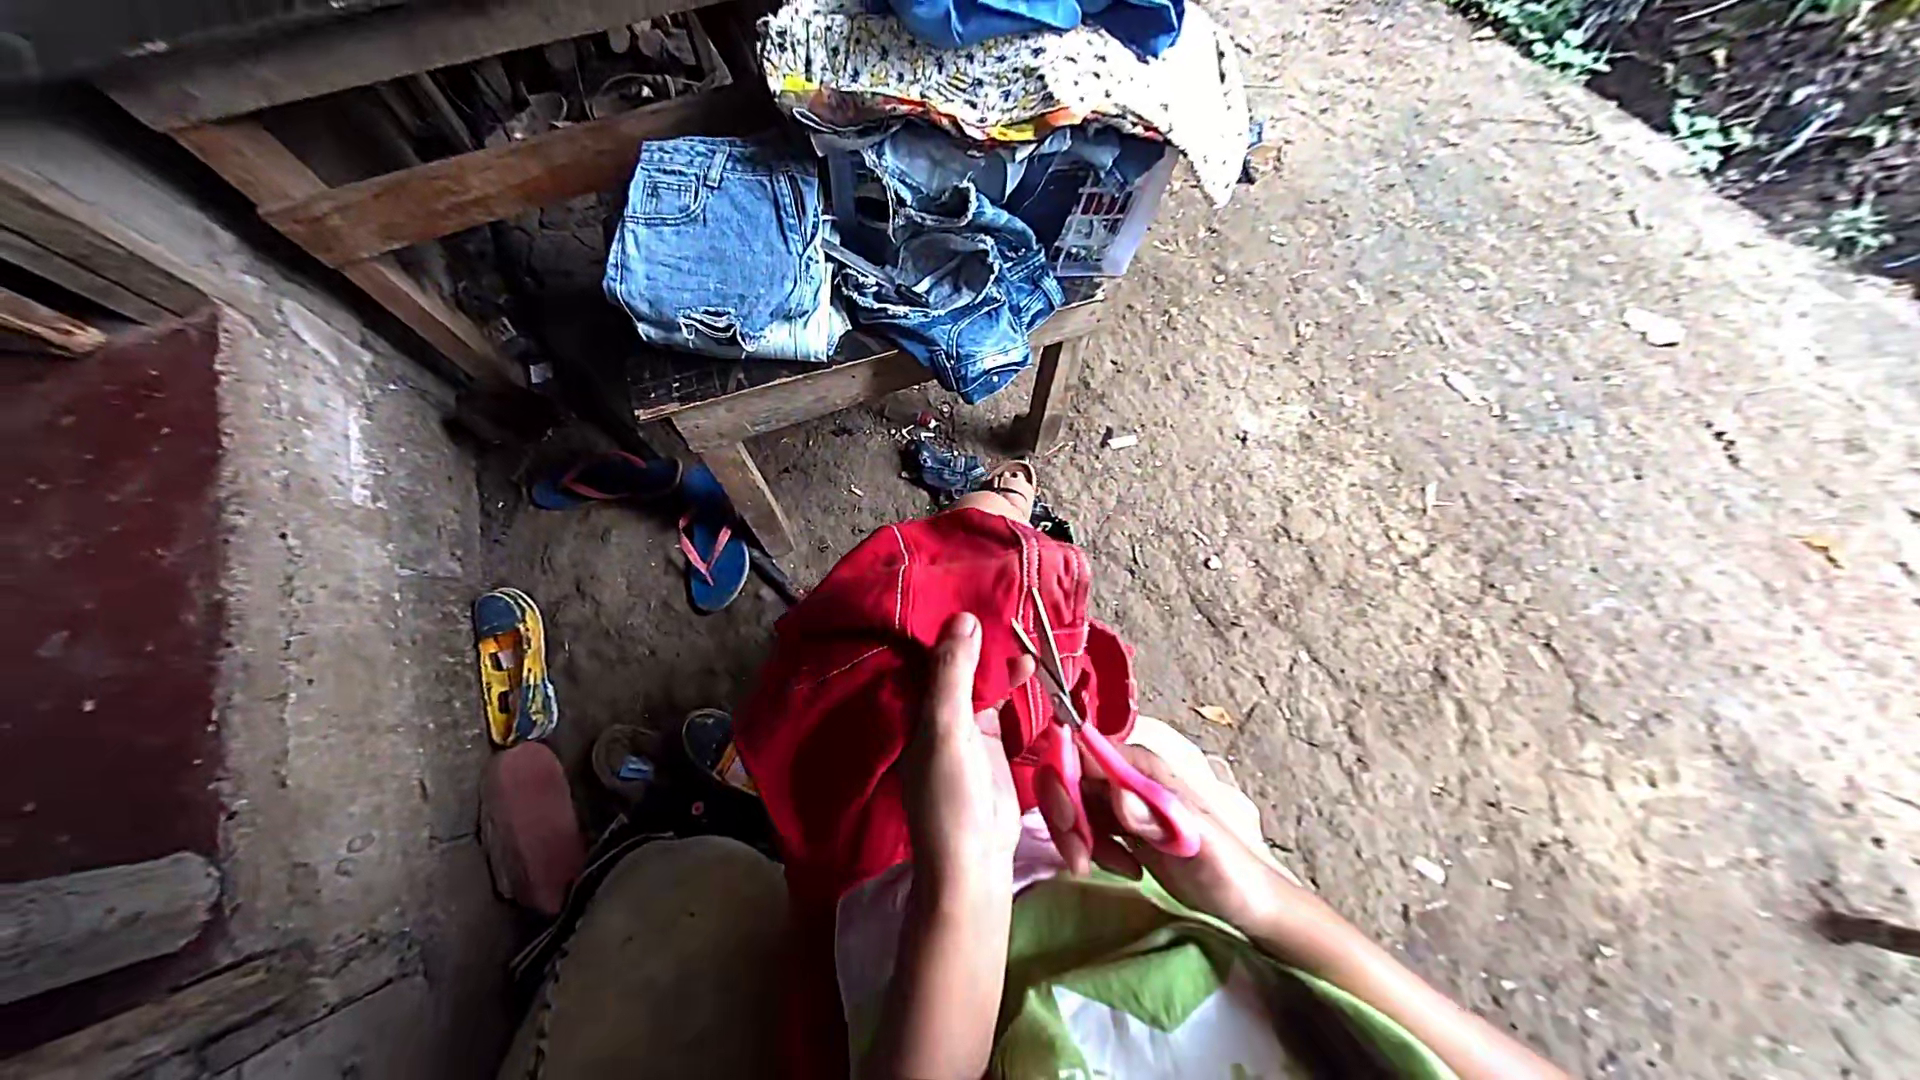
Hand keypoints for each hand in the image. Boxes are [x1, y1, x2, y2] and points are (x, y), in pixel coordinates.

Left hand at [902, 612, 1035, 893]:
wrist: (975, 860)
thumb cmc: (950, 795)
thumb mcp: (946, 729)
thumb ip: (954, 675)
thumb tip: (964, 618)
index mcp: (916, 709)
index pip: (928, 658)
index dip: (945, 629)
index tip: (969, 596)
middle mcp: (937, 714)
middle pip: (956, 667)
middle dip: (976, 642)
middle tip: (1003, 612)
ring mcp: (965, 730)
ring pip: (981, 684)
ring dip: (998, 663)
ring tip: (1022, 639)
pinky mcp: (991, 744)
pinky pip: (1002, 705)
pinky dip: (1014, 688)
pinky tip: (1030, 671)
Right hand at [1038, 742, 1309, 935]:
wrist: (1246, 902)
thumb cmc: (1229, 870)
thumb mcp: (1200, 846)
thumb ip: (1159, 817)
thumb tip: (1117, 794)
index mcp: (1141, 766)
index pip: (1080, 748)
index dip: (1062, 777)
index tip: (1069, 821)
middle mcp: (1126, 774)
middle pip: (1067, 774)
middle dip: (1063, 814)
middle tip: (1080, 856)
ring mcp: (1121, 799)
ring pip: (1071, 801)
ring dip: (1073, 837)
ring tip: (1096, 868)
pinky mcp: (1119, 823)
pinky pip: (1084, 825)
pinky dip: (1089, 849)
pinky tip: (1123, 868)